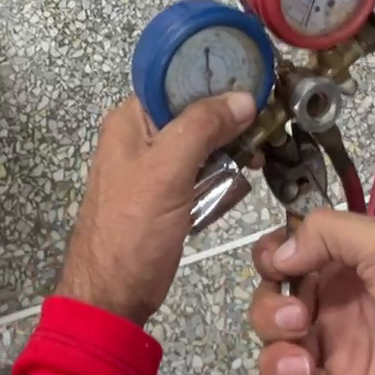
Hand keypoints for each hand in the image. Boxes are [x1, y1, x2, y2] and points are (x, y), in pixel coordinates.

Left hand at [54, 93, 257, 325]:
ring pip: (198, 141)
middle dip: (227, 118)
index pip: (175, 78)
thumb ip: (204, 126)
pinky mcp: (163, 193)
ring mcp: (150, 165)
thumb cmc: (134, 229)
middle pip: (191, 109)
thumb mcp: (169, 170)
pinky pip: (197, 170)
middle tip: (262, 127)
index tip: (253, 83)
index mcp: (131, 117)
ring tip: (255, 156)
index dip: (213, 77)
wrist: (112, 298)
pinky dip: (218, 174)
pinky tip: (239, 180)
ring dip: (227, 148)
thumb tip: (244, 97)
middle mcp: (139, 134)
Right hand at [249, 210, 374, 374]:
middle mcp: (337, 308)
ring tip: (306, 371)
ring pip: (275, 348)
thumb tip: (283, 252)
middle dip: (271, 308)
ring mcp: (335, 357)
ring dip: (276, 355)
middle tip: (299, 321)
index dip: (275, 255)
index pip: (293, 251)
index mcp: (350, 266)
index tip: (276, 267)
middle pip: (274, 298)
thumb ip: (332, 231)